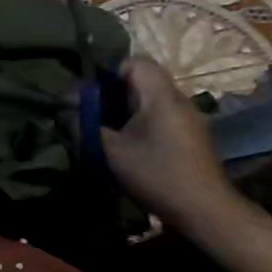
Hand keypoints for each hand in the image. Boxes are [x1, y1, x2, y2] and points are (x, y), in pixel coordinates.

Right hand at [101, 58, 239, 230]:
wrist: (204, 209)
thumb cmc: (157, 174)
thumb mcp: (113, 153)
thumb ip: (86, 127)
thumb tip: (66, 111)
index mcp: (160, 94)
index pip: (135, 62)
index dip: (110, 72)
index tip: (93, 95)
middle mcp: (178, 99)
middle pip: (144, 81)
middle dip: (116, 95)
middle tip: (96, 116)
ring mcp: (190, 118)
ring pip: (153, 101)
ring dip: (130, 112)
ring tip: (112, 135)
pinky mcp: (194, 136)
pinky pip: (164, 118)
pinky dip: (145, 125)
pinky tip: (135, 150)